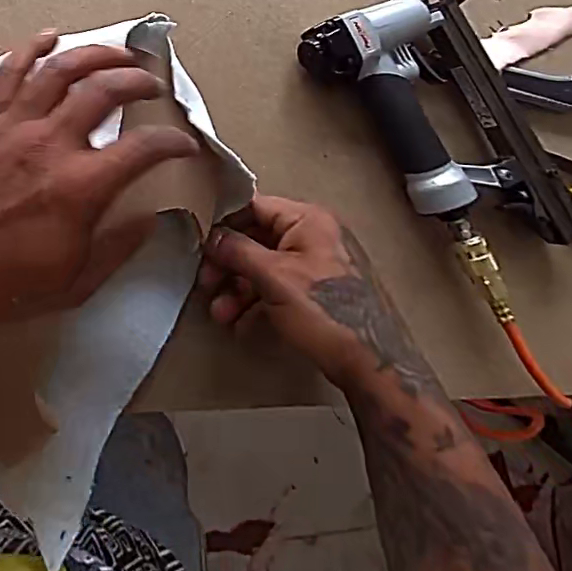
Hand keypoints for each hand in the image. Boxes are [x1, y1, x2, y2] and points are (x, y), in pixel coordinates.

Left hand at [0, 30, 201, 334]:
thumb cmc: (1, 284)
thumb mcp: (76, 282)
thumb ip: (120, 246)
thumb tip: (148, 218)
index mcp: (79, 188)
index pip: (143, 148)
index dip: (173, 142)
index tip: (180, 144)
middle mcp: (49, 146)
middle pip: (105, 90)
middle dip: (139, 82)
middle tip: (152, 87)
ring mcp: (14, 129)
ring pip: (60, 70)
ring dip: (96, 54)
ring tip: (119, 54)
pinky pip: (10, 74)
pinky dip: (31, 49)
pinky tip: (50, 37)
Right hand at [199, 196, 437, 395]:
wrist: (369, 363)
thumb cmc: (327, 311)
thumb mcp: (273, 276)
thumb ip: (237, 250)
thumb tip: (212, 238)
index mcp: (307, 220)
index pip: (254, 207)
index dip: (224, 224)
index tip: (201, 244)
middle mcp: (311, 236)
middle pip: (255, 239)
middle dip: (227, 264)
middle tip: (206, 283)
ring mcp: (313, 265)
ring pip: (262, 267)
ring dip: (236, 288)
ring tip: (221, 313)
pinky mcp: (313, 293)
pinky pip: (274, 287)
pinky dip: (254, 301)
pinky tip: (239, 322)